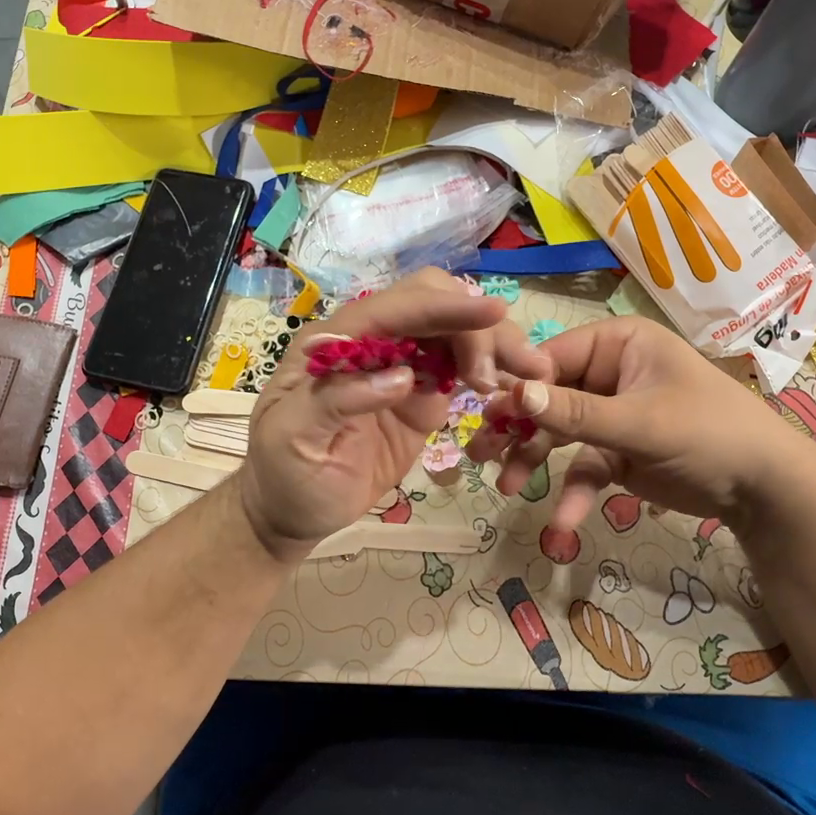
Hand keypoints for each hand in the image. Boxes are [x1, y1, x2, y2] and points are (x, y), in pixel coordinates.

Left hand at [237, 268, 549, 560]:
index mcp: (335, 340)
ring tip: (531, 377)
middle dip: (475, 325)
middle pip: (432, 306)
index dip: (444, 307)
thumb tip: (403, 375)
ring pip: (455, 333)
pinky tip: (520, 387)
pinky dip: (493, 371)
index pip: (395, 308)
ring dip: (494, 346)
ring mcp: (401, 365)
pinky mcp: (422, 396)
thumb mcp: (293, 436)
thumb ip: (338, 399)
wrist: (292, 509)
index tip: (494, 312)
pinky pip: (462, 369)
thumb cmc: (283, 472)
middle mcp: (371, 341)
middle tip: (505, 373)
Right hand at [462, 316, 814, 531]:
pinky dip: (573, 492)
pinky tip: (564, 523)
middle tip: (478, 452)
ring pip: (557, 432)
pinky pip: (583, 467)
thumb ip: (573, 412)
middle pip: (548, 395)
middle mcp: (609, 372)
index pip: (550, 356)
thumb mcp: (639, 422)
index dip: (518, 384)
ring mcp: (611, 413)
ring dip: (532, 459)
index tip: (484, 413)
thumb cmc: (708, 433)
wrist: (767, 490)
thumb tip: (512, 395)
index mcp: (617, 344)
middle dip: (517, 427)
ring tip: (505, 485)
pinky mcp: (617, 451)